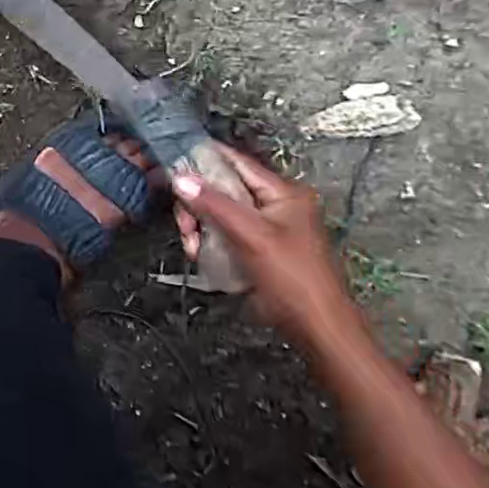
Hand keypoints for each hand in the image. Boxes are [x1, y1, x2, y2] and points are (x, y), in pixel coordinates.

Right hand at [173, 143, 358, 346]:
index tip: (173, 162)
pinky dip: (206, 239)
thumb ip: (215, 204)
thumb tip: (181, 178)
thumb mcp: (251, 236)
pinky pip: (222, 231)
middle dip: (196, 203)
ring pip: (217, 211)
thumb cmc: (294, 280)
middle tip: (184, 222)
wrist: (315, 328)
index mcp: (282, 193)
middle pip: (221, 188)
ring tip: (192, 243)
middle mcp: (273, 204)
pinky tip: (198, 252)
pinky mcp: (254, 246)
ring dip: (198, 224)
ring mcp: (264, 226)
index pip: (236, 162)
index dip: (203, 159)